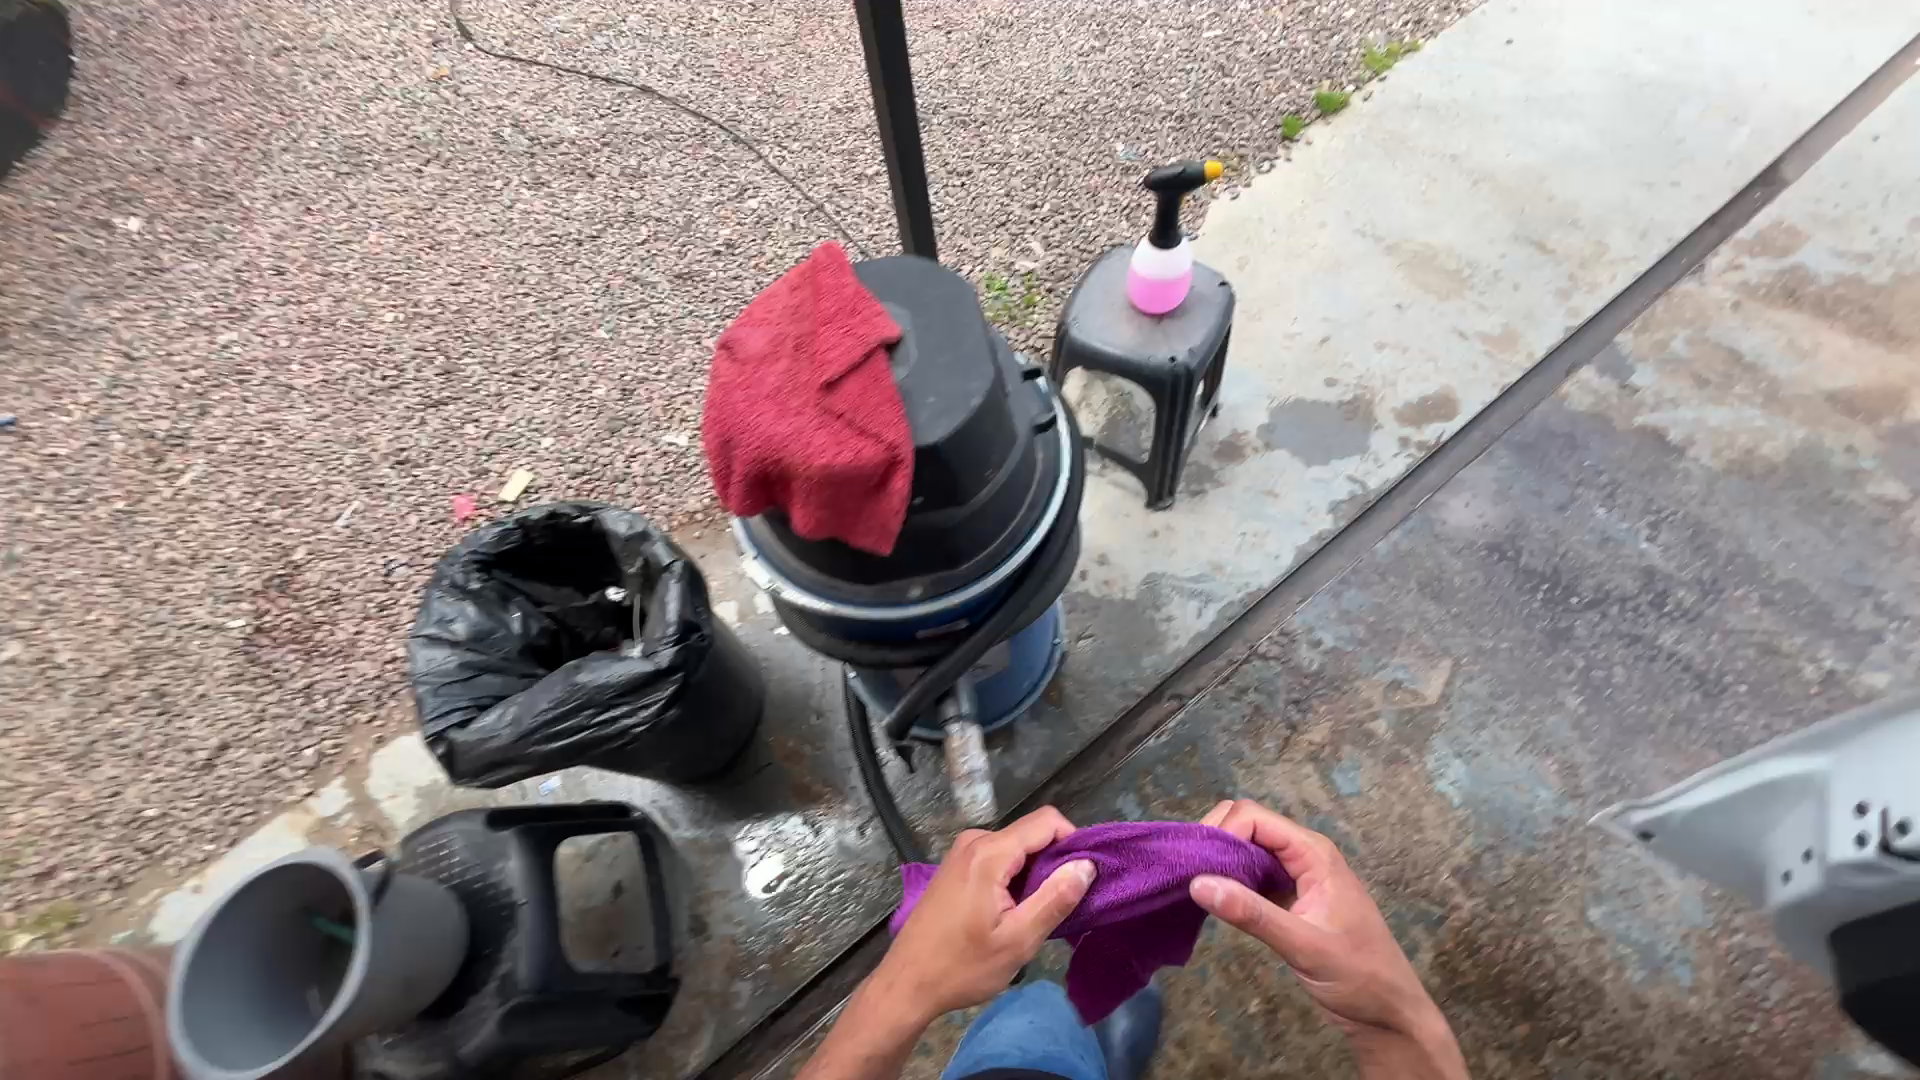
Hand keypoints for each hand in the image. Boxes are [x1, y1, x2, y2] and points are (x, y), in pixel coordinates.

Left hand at [873, 806, 1095, 1022]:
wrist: (908, 982)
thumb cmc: (963, 966)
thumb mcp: (1018, 940)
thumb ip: (1055, 899)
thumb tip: (1087, 865)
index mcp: (990, 852)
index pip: (1047, 821)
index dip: (1073, 842)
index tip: (1083, 879)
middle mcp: (975, 840)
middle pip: (1031, 834)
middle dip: (1053, 863)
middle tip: (1059, 907)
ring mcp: (963, 851)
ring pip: (1016, 847)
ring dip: (1033, 875)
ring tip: (1032, 915)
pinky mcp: (957, 864)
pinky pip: (998, 857)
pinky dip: (1014, 877)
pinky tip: (1010, 912)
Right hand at [1190, 800, 1465, 1077]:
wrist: (1391, 1017)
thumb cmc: (1359, 978)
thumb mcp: (1305, 947)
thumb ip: (1252, 914)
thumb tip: (1197, 884)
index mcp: (1312, 852)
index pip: (1253, 817)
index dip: (1222, 832)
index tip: (1198, 865)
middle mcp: (1302, 853)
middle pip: (1246, 822)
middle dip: (1216, 838)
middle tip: (1192, 870)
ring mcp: (1295, 872)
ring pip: (1245, 844)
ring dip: (1220, 857)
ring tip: (1196, 882)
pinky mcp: (1287, 893)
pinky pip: (1250, 868)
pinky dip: (1228, 876)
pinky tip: (1214, 896)